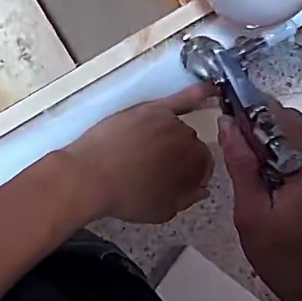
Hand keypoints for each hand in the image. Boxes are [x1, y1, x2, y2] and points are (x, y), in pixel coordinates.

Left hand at [59, 83, 216, 223]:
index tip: (178, 181)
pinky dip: (198, 93)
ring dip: (169, 137)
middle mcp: (188, 140)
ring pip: (177, 127)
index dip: (191, 175)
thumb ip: (187, 199)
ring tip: (144, 152)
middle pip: (191, 145)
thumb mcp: (162, 211)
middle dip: (179, 156)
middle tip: (155, 169)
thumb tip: (201, 190)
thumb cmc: (124, 196)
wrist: (90, 177)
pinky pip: (182, 98)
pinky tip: (211, 89)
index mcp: (195, 167)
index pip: (204, 166)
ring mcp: (170, 122)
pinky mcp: (151, 109)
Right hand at [220, 104, 301, 300]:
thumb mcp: (253, 216)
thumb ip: (241, 166)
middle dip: (260, 124)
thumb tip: (228, 126)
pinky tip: (270, 177)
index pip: (280, 117)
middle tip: (232, 142)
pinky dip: (288, 154)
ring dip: (273, 139)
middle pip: (294, 122)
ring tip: (249, 164)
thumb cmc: (291, 265)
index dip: (248, 111)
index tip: (224, 112)